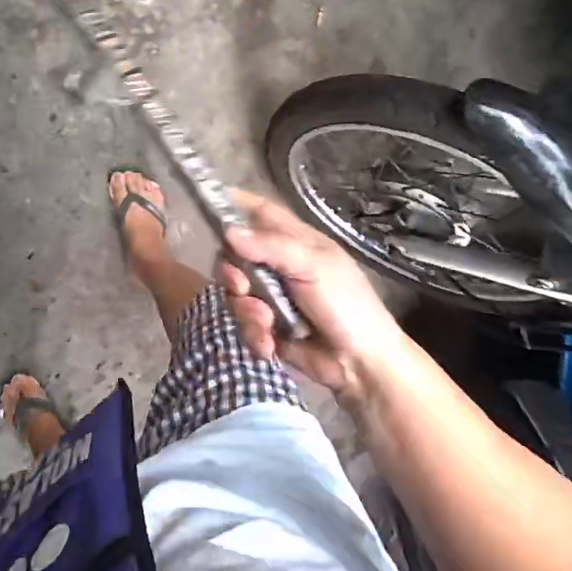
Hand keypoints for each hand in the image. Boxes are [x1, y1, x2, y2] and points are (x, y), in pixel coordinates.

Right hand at [221, 190, 407, 402]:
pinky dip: (254, 334)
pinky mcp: (265, 326)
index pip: (259, 211)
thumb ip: (271, 246)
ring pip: (234, 291)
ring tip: (267, 323)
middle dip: (233, 272)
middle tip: (243, 286)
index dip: (234, 205)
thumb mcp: (314, 266)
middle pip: (234, 253)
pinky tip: (270, 344)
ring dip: (247, 310)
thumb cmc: (347, 304)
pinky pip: (242, 323)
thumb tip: (228, 232)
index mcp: (294, 240)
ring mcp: (270, 295)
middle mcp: (277, 263)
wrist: (362, 365)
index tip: (209, 206)